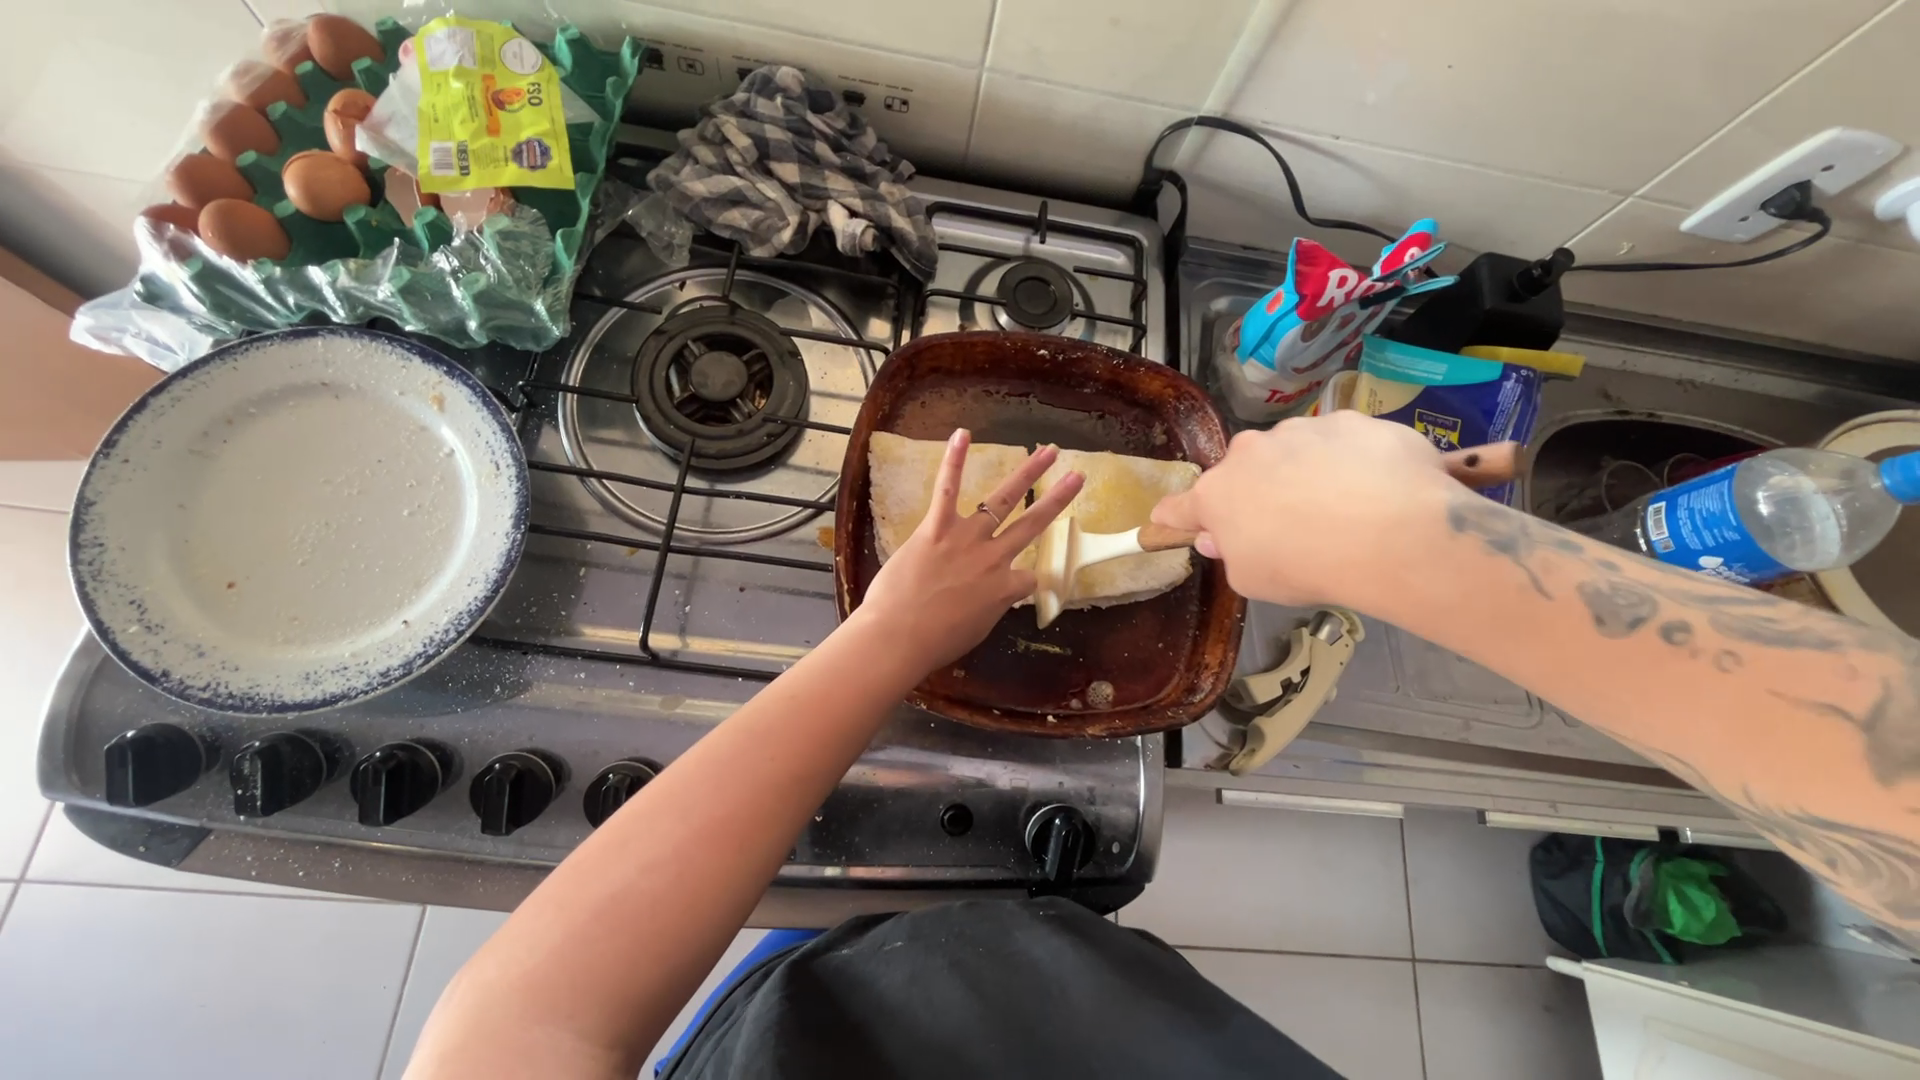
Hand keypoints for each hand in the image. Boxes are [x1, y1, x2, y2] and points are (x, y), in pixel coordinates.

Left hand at [855, 429, 1083, 671]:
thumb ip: (988, 609)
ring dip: (1028, 473)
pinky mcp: (936, 528)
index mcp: (1006, 590)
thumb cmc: (934, 643)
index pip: (1028, 579)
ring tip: (1048, 451)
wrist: (899, 637)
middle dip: (1058, 499)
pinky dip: (953, 461)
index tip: (1012, 587)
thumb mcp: (976, 631)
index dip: (1022, 582)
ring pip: (1003, 500)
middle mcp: (994, 558)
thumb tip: (988, 596)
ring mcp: (966, 539)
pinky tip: (963, 434)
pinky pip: (947, 490)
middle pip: (1034, 524)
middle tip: (1078, 477)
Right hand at [1151, 411, 1455, 606]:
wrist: (1390, 534)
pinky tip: (1378, 489)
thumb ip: (1230, 555)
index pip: (1180, 506)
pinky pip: (1345, 443)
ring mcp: (1302, 430)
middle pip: (1243, 471)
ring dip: (1305, 471)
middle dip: (1256, 491)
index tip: (1170, 520)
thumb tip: (1218, 538)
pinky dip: (1353, 462)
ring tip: (1343, 506)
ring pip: (1294, 451)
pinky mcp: (1353, 421)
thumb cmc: (1304, 566)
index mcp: (1216, 494)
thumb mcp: (1252, 580)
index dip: (1175, 516)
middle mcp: (1250, 452)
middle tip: (1286, 523)